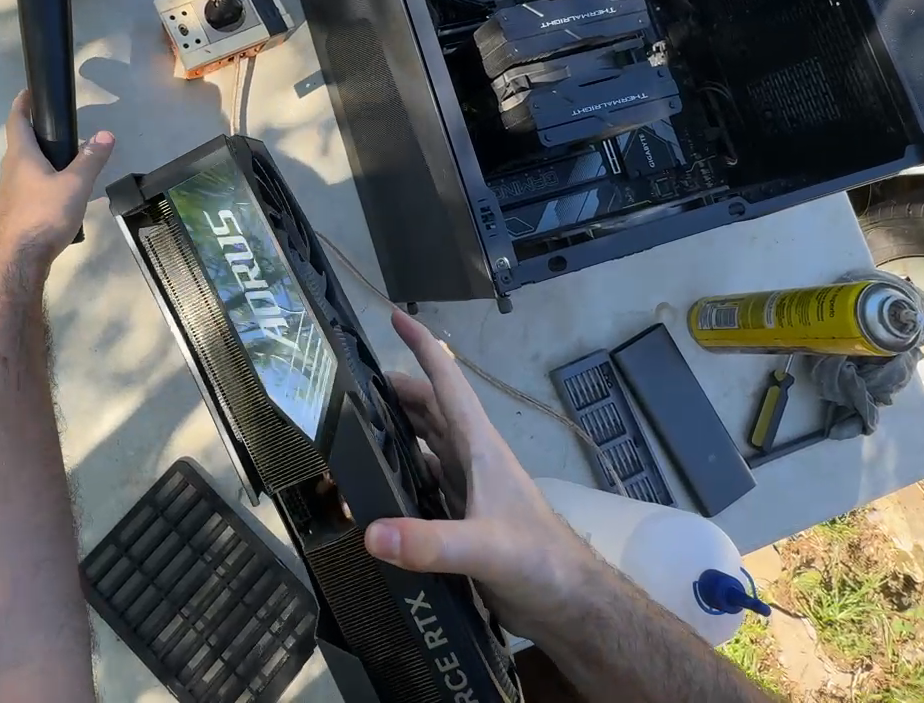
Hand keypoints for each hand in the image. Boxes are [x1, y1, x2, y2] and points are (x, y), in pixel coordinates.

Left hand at [0, 90, 114, 266]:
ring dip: (41, 158)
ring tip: (67, 159)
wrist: (18, 260)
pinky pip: (30, 187)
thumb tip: (105, 134)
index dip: (22, 103)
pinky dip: (43, 180)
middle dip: (37, 132)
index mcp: (21, 155)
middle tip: (58, 126)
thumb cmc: (44, 215)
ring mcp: (11, 192)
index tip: (29, 92)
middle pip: (21, 143)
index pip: (17, 120)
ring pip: (25, 167)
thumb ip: (90, 159)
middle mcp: (11, 170)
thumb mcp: (75, 185)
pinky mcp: (16, 211)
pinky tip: (61, 193)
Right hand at [366, 309, 606, 643]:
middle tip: (353, 385)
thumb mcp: (485, 547)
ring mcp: (467, 486)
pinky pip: (425, 480)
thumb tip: (371, 533)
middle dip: (396, 388)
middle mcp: (470, 456)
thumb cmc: (540, 561)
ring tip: (360, 425)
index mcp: (478, 444)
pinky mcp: (462, 515)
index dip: (422, 345)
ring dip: (399, 427)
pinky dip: (402, 472)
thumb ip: (430, 541)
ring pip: (426, 441)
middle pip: (429, 407)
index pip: (446, 380)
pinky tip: (381, 482)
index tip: (395, 316)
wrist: (571, 607)